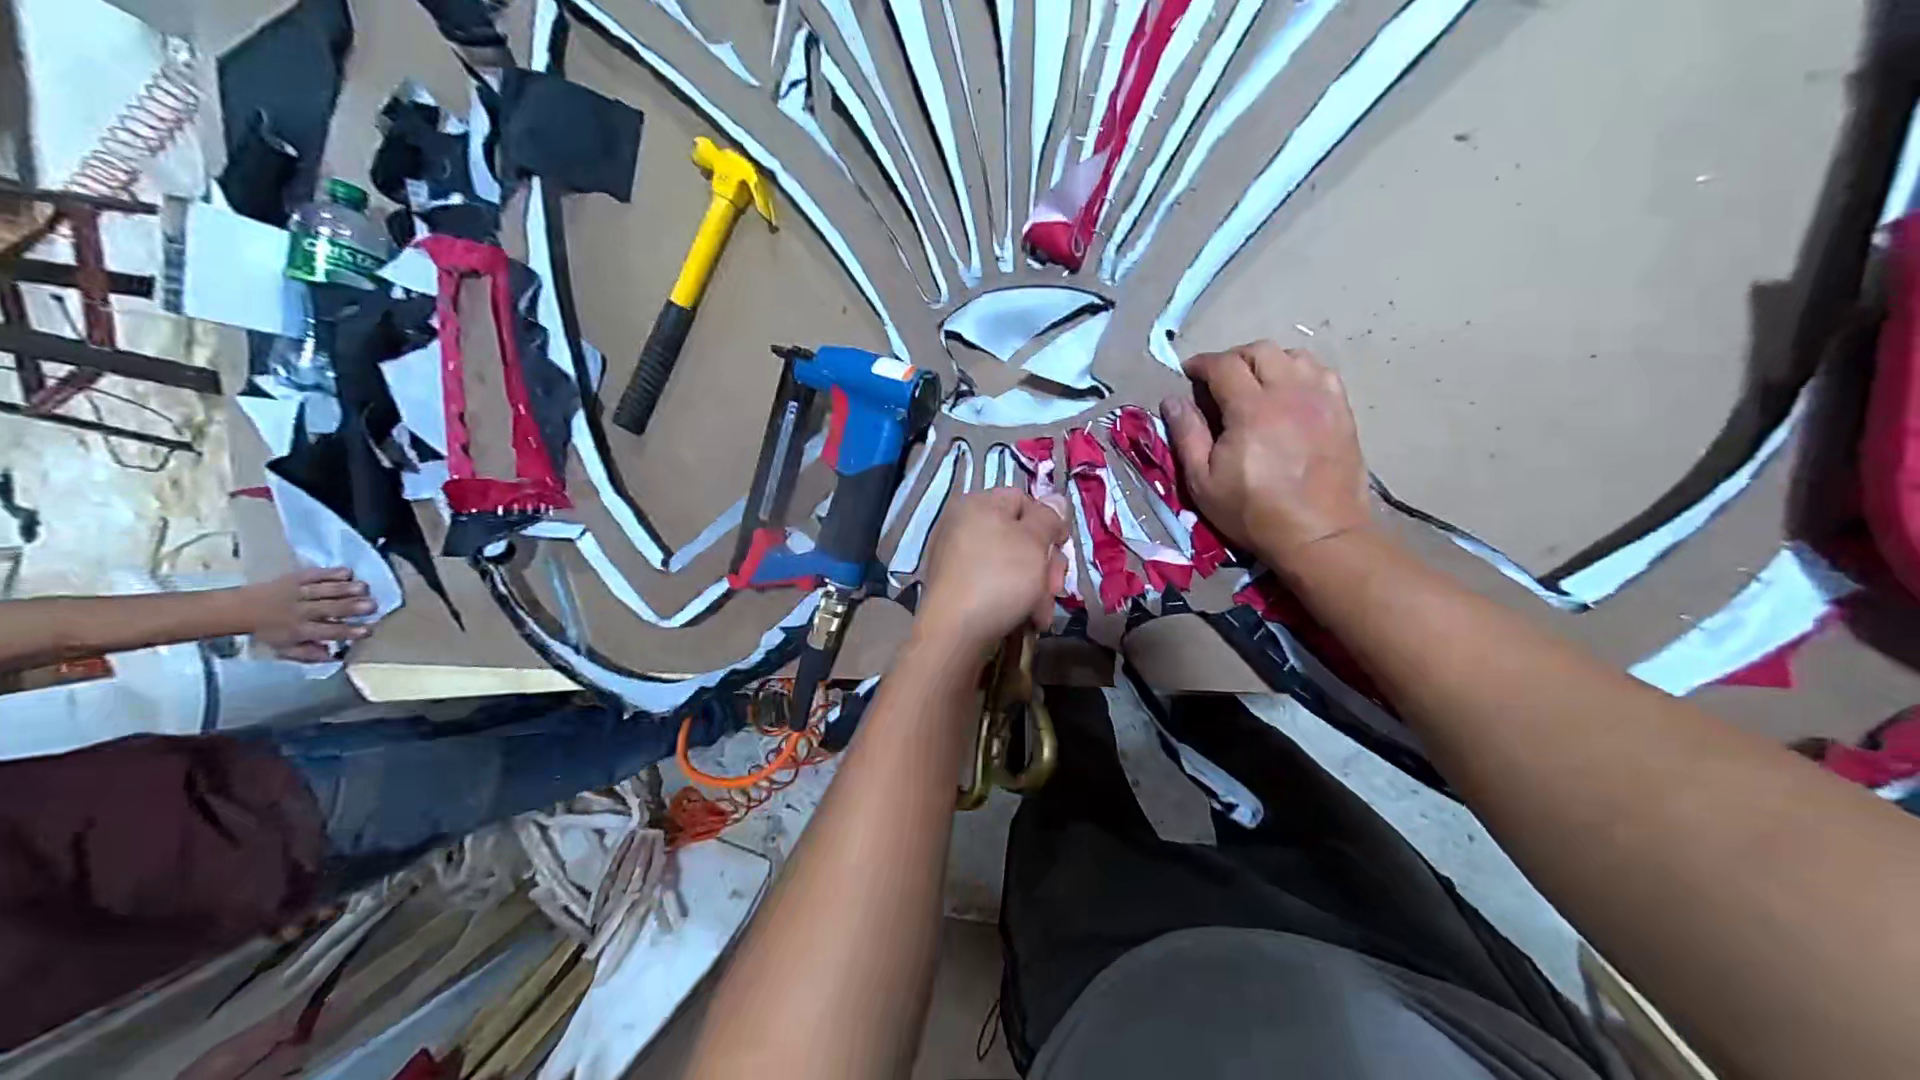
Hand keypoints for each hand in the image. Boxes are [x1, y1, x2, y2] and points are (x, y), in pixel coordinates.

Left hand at [242, 567, 374, 661]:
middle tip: (373, 606)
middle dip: (352, 607)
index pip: (328, 631)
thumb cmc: (268, 631)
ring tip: (366, 588)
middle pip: (330, 608)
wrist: (238, 609)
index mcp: (299, 631)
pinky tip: (349, 572)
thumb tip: (336, 657)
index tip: (369, 630)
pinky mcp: (295, 578)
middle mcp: (300, 611)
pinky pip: (315, 574)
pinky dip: (332, 572)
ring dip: (347, 588)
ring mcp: (297, 593)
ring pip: (325, 590)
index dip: (349, 631)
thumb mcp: (284, 649)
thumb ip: (309, 653)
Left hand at [915, 489, 1068, 653]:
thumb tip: (1056, 499)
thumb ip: (1049, 517)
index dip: (1048, 523)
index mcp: (977, 504)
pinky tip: (1026, 617)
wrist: (953, 633)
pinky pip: (994, 583)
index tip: (1061, 548)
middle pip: (1020, 535)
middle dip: (1045, 564)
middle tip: (1053, 588)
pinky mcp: (957, 587)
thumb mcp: (1034, 541)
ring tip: (1040, 612)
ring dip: (1035, 587)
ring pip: (1012, 564)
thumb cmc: (999, 578)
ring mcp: (957, 558)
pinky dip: (1013, 598)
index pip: (1024, 500)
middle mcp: (963, 525)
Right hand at [1161, 342, 1371, 567]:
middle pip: (1260, 350)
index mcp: (1251, 409)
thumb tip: (1172, 400)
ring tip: (1256, 383)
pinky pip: (1322, 372)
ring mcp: (1321, 399)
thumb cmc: (1252, 512)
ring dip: (1269, 362)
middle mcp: (1289, 393)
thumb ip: (1186, 436)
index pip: (1224, 365)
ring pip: (1294, 355)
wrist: (1319, 535)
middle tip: (1219, 379)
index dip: (1202, 364)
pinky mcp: (1342, 411)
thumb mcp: (1203, 482)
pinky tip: (1290, 392)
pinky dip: (1300, 372)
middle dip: (1233, 358)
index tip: (1189, 373)